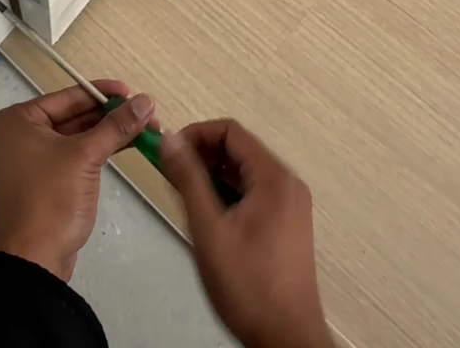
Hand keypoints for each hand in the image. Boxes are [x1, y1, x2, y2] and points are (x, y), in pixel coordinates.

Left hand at [0, 81, 156, 280]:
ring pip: (80, 136)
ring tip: (146, 128)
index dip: (102, 92)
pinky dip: (102, 150)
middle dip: (111, 115)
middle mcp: (25, 132)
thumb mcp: (84, 156)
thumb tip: (145, 101)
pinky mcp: (51, 179)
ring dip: (110, 133)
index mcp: (22, 118)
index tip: (132, 91)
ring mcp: (37, 157)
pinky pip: (79, 155)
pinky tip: (128, 146)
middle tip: (146, 113)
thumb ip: (115, 128)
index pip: (69, 96)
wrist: (34, 257)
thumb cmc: (50, 198)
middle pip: (75, 115)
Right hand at [161, 120, 331, 347]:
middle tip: (172, 174)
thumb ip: (187, 178)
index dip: (195, 134)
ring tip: (185, 195)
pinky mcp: (287, 223)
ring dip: (211, 174)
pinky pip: (252, 191)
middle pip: (238, 148)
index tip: (169, 152)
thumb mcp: (208, 228)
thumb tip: (170, 138)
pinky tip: (207, 214)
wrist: (286, 341)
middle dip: (201, 154)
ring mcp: (290, 205)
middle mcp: (287, 184)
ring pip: (243, 171)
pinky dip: (227, 191)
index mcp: (274, 178)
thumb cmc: (248, 285)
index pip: (230, 131)